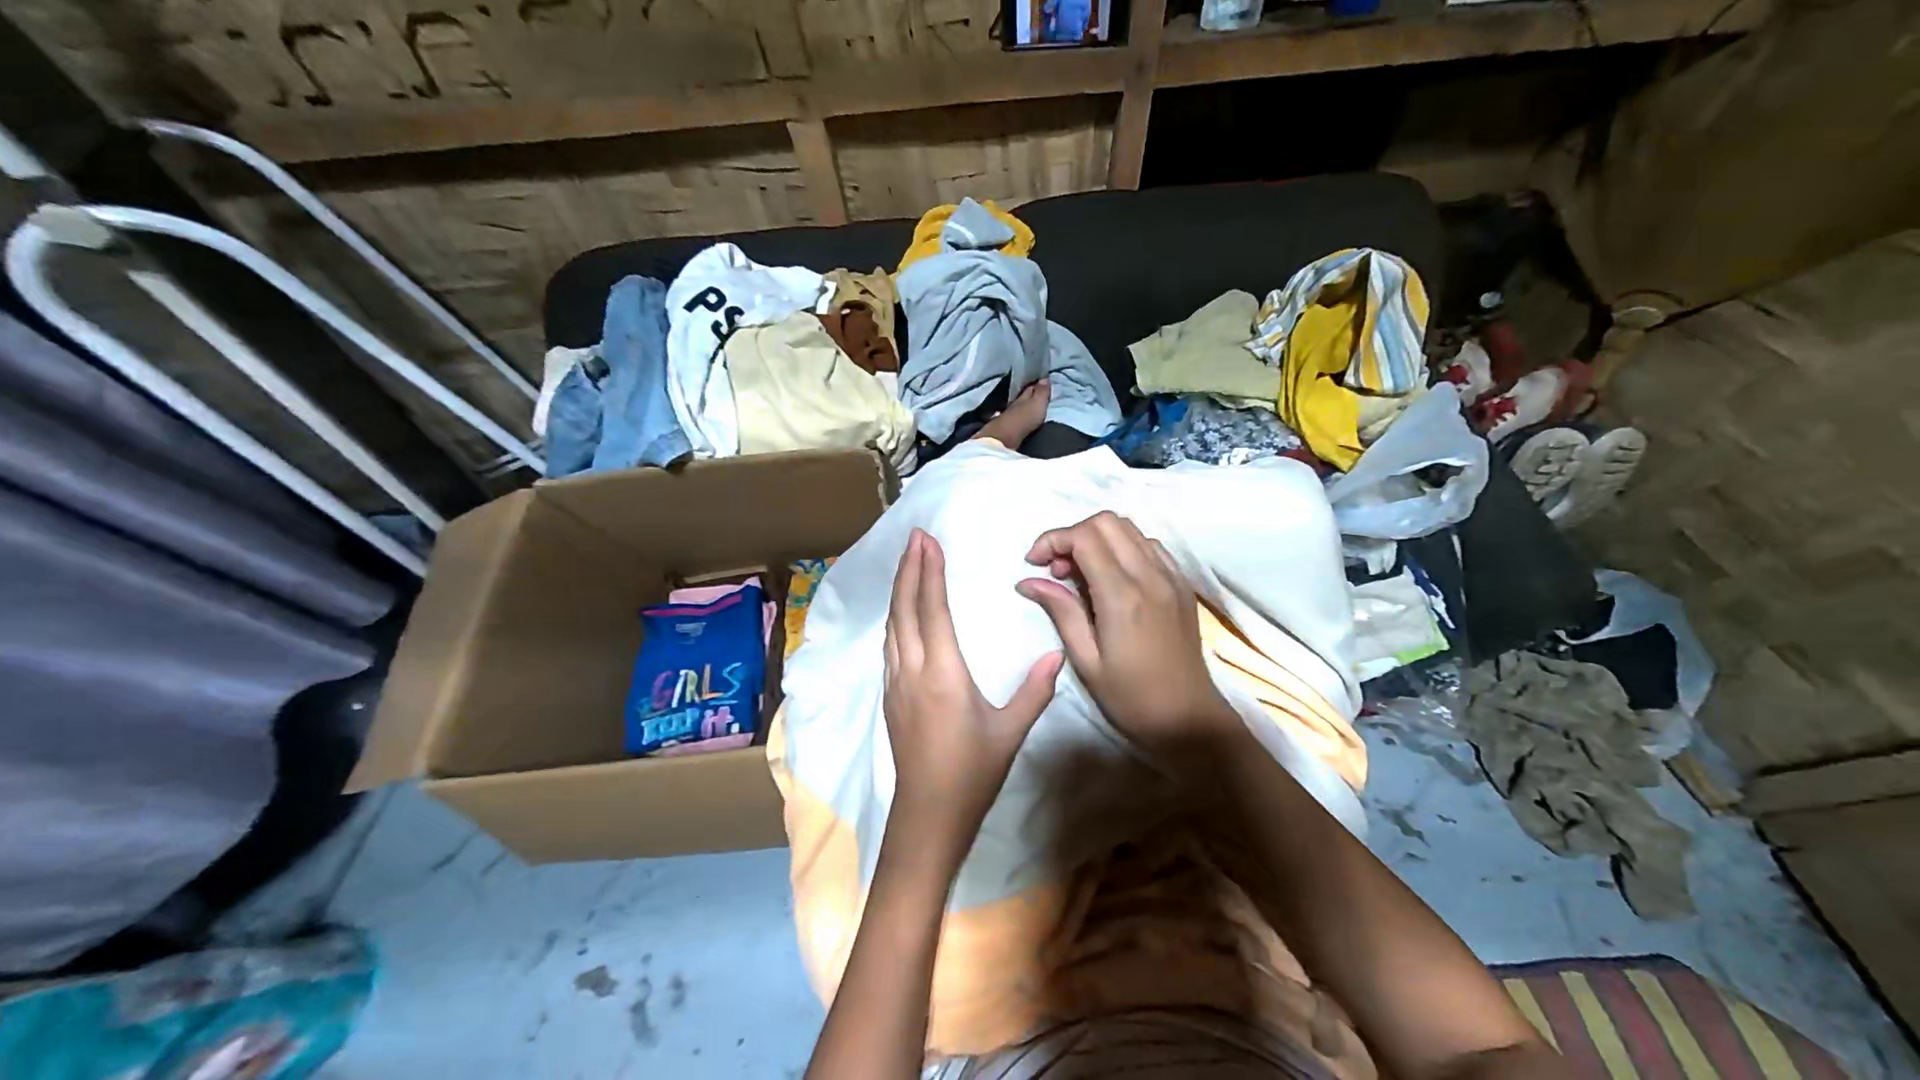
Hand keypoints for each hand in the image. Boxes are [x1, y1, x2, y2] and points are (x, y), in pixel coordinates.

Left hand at [884, 529, 1062, 861]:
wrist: (928, 815)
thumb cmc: (972, 774)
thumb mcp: (1009, 732)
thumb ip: (1034, 691)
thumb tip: (1057, 654)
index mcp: (942, 674)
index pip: (932, 610)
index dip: (929, 572)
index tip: (928, 541)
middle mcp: (912, 670)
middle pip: (905, 609)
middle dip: (909, 569)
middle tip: (915, 537)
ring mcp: (895, 684)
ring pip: (893, 626)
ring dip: (900, 591)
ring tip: (907, 564)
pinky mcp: (890, 696)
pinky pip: (890, 644)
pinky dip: (896, 617)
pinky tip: (902, 614)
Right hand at [1016, 512, 1239, 749]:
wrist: (1187, 719)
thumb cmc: (1130, 697)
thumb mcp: (1086, 659)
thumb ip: (1061, 611)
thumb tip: (1028, 581)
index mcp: (1123, 596)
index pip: (1084, 538)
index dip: (1053, 540)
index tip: (1034, 563)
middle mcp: (1151, 576)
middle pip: (1107, 522)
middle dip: (1073, 535)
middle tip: (1057, 570)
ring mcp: (1172, 577)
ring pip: (1130, 529)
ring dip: (1098, 539)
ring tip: (1081, 575)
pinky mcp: (1182, 584)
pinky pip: (1150, 546)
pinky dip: (1123, 548)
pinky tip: (1112, 578)